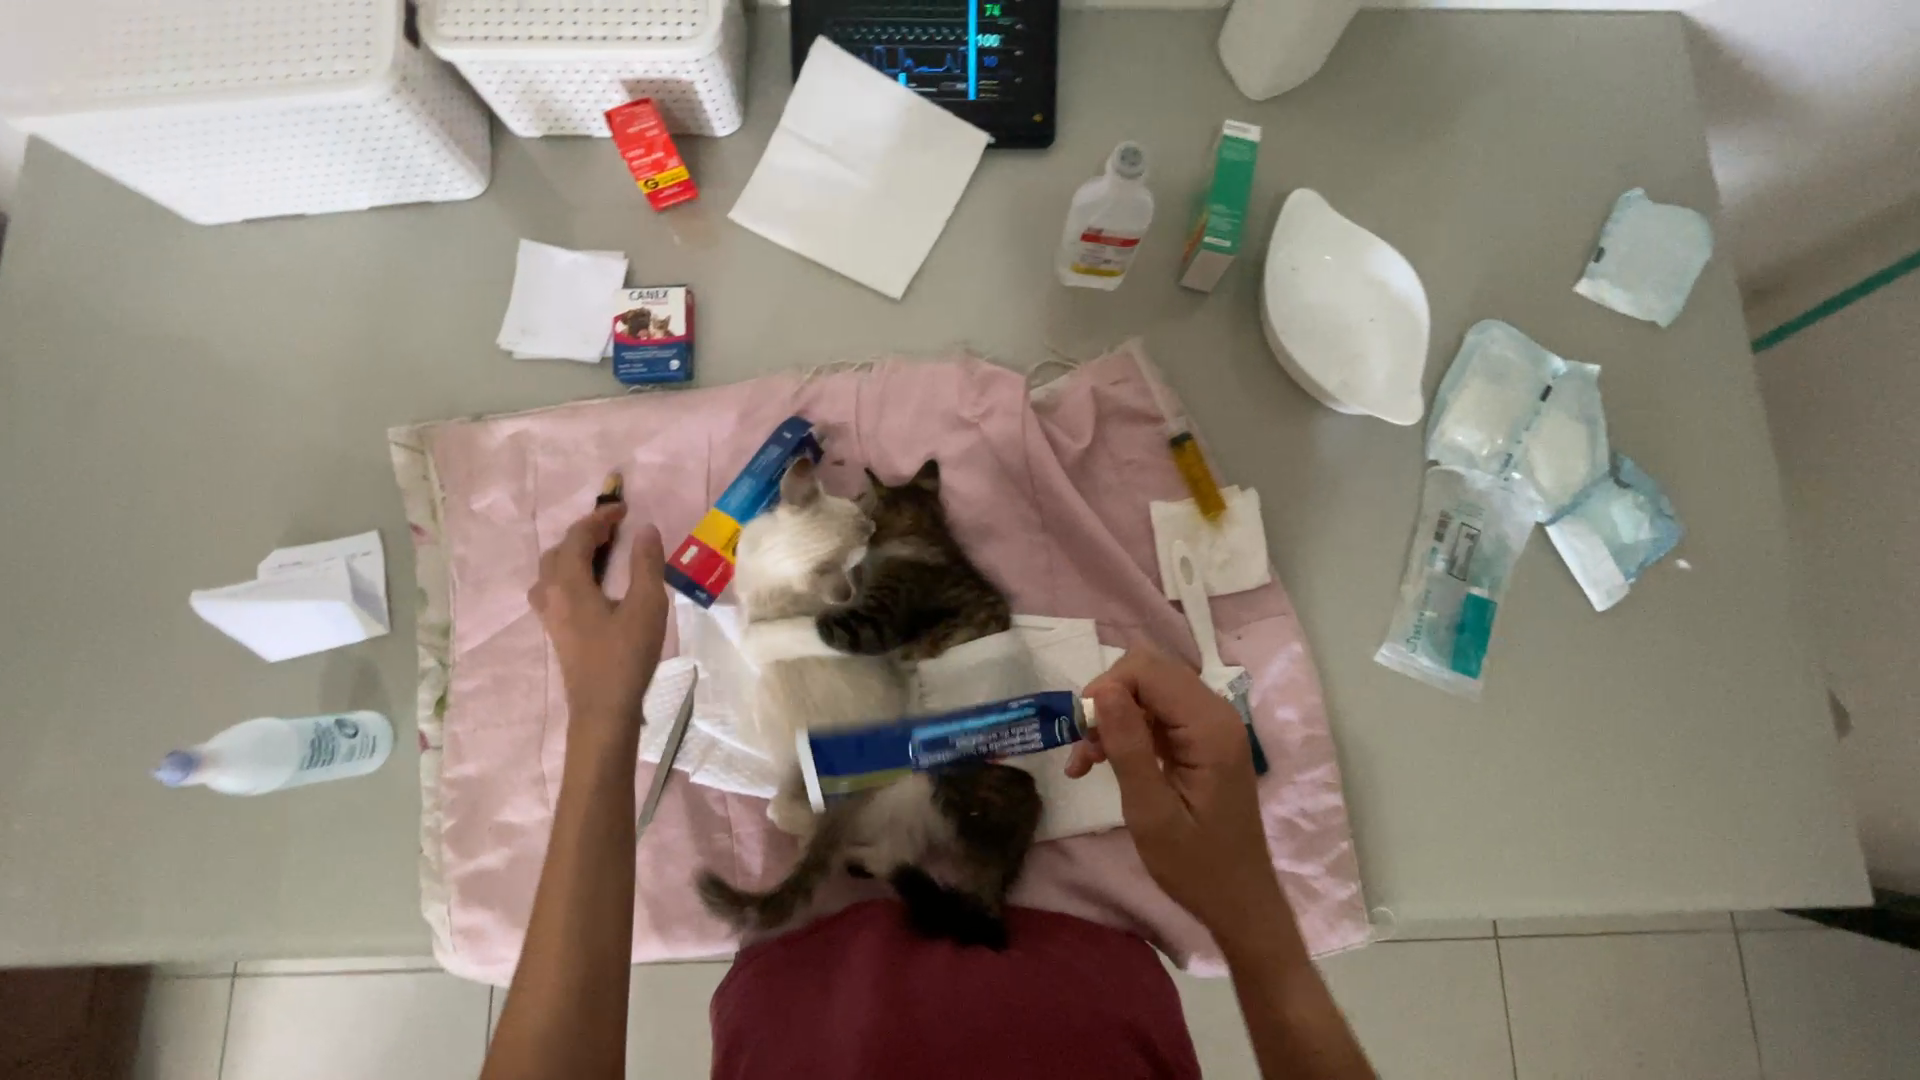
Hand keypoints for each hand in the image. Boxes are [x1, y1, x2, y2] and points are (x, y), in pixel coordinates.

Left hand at [527, 503, 667, 748]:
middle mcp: (551, 595)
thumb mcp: (646, 605)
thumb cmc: (626, 655)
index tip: (625, 509)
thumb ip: (646, 564)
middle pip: (558, 552)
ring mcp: (550, 616)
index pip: (577, 537)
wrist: (603, 708)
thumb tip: (645, 529)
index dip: (600, 519)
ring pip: (552, 572)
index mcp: (569, 583)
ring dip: (574, 555)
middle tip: (616, 530)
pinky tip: (594, 586)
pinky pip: (555, 589)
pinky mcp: (557, 632)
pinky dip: (572, 575)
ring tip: (604, 554)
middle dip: (585, 534)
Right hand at [1069, 646, 1284, 947]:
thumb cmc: (1195, 865)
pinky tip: (1103, 762)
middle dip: (1108, 700)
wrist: (1239, 902)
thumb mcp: (1151, 811)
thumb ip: (1128, 745)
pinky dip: (1126, 729)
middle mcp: (1215, 713)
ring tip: (1087, 761)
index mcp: (1209, 727)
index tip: (1081, 729)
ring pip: (1148, 689)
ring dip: (1113, 716)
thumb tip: (1102, 690)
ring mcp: (1210, 724)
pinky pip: (1156, 713)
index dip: (1106, 688)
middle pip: (1148, 671)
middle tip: (1084, 745)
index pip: (1147, 670)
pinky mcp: (1201, 739)